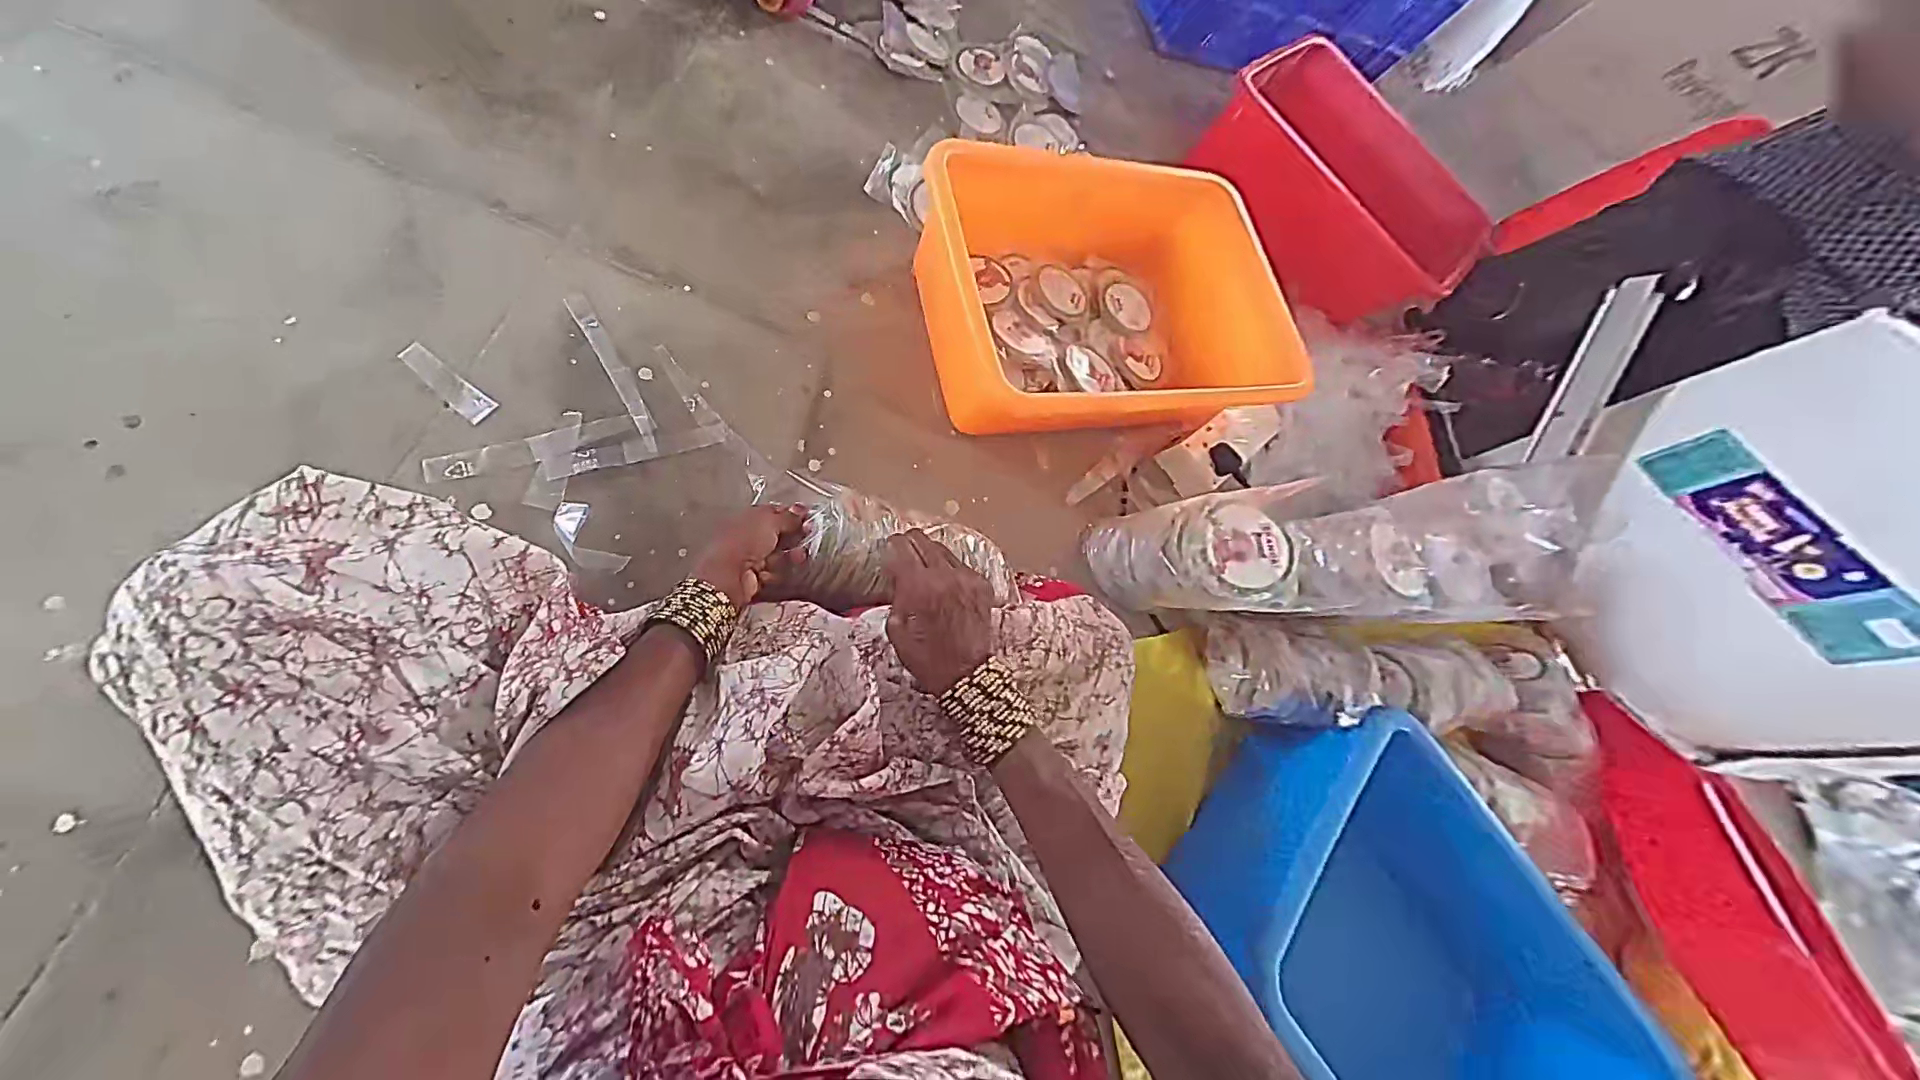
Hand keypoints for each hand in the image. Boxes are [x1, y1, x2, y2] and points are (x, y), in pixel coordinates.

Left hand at [692, 505, 807, 607]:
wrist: (729, 574)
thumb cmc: (745, 541)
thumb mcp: (770, 521)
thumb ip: (788, 516)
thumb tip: (800, 509)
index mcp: (750, 516)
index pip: (776, 512)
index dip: (793, 514)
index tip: (808, 518)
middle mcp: (750, 535)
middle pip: (780, 534)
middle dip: (795, 536)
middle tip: (807, 535)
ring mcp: (752, 556)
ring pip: (780, 554)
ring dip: (791, 555)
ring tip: (798, 556)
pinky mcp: (756, 576)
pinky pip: (775, 571)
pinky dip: (778, 571)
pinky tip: (776, 570)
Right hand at [884, 530, 994, 694]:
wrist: (967, 673)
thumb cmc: (926, 657)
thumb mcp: (896, 629)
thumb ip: (896, 597)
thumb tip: (898, 578)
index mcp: (918, 586)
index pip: (902, 548)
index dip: (893, 543)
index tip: (889, 544)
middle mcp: (944, 575)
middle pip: (924, 542)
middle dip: (911, 541)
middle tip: (904, 545)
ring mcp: (967, 578)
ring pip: (944, 550)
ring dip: (931, 551)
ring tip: (923, 558)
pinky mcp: (982, 585)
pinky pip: (962, 565)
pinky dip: (950, 566)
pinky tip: (944, 576)